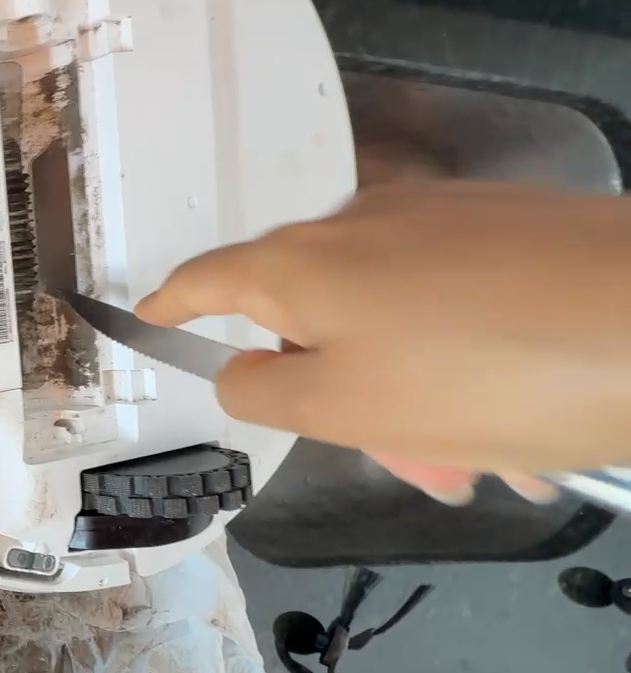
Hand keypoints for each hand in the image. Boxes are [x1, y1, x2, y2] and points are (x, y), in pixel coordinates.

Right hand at [136, 180, 630, 500]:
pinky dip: (462, 351)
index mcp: (296, 266)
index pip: (202, 281)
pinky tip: (525, 406)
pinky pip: (455, 295)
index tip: (147, 315)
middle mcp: (356, 225)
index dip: (168, 305)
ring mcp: (445, 217)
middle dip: (334, 384)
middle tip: (389, 455)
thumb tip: (246, 369)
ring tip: (478, 455)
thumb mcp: (340, 409)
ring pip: (389, 311)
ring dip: (409, 383)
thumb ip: (257, 392)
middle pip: (308, 308)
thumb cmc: (490, 374)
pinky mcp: (525, 222)